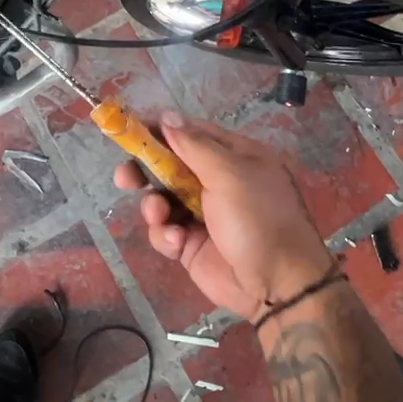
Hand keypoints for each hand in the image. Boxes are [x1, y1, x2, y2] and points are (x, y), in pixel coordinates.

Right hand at [113, 114, 335, 319]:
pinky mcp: (191, 244)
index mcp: (233, 157)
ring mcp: (203, 214)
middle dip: (144, 170)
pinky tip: (177, 242)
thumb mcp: (229, 174)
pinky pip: (165, 231)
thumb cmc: (258, 218)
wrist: (277, 285)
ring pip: (161, 199)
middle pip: (168, 166)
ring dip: (154, 206)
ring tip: (160, 216)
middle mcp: (216, 181)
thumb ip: (193, 145)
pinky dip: (165, 235)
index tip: (129, 130)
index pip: (190, 133)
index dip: (159, 131)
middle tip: (124, 177)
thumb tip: (167, 116)